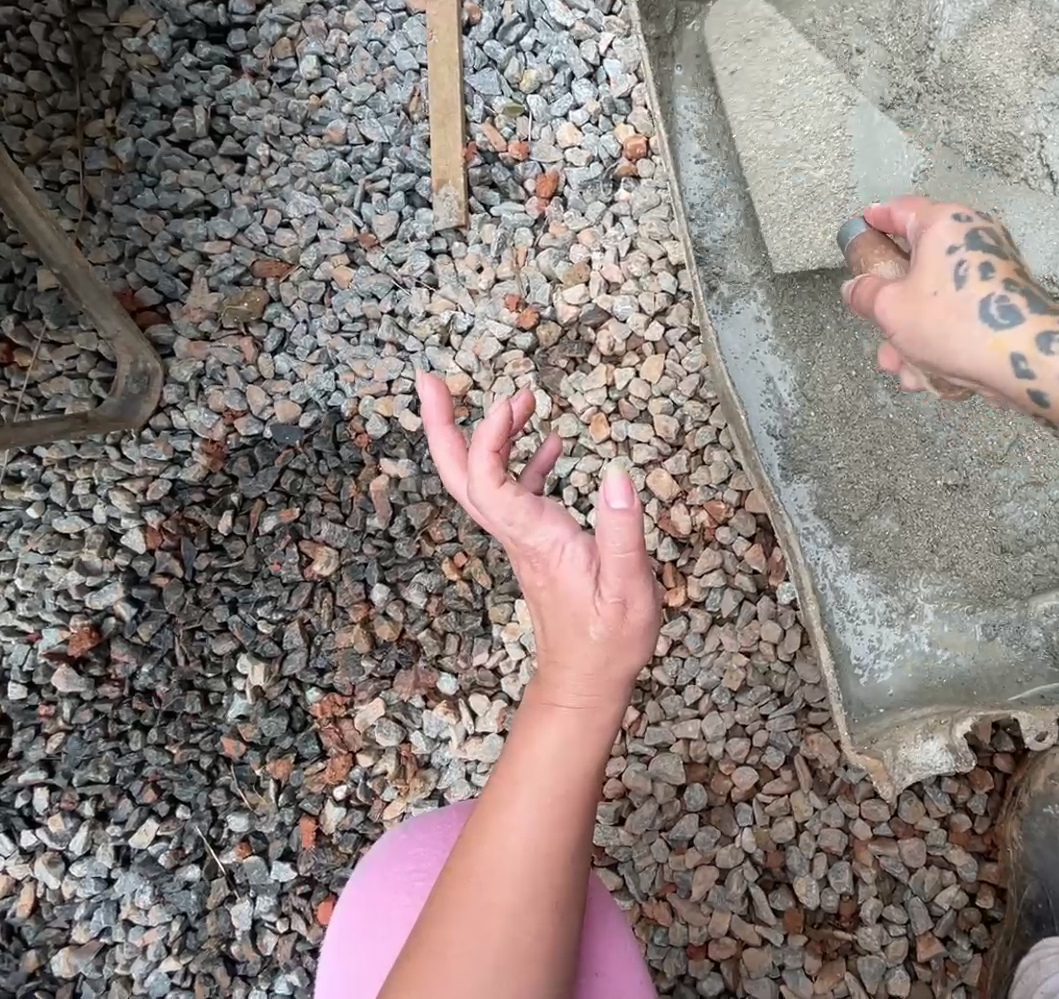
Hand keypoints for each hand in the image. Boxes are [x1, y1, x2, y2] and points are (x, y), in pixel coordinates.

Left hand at [418, 372, 663, 713]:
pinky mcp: (535, 542)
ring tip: (518, 397)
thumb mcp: (630, 588)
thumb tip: (617, 472)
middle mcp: (518, 534)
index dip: (489, 437)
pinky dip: (524, 460)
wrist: (587, 678)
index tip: (513, 401)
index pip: (489, 481)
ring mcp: (522, 538)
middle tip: (429, 381)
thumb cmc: (610, 640)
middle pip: (462, 476)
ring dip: (486, 434)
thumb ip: (624, 531)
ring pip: (484, 480)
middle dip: (442, 427)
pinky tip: (550, 443)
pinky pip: (516, 492)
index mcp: (537, 540)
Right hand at [840, 197, 1058, 403]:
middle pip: (916, 263)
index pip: (901, 209)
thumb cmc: (954, 322)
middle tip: (872, 320)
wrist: (1021, 360)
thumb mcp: (889, 309)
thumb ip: (864, 294)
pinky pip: (958, 317)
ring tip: (897, 367)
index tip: (860, 227)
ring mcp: (991, 272)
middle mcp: (972, 239)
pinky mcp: (1002, 303)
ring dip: (909, 334)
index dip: (875, 219)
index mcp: (944, 224)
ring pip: (935, 299)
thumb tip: (855, 288)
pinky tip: (925, 375)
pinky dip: (938, 341)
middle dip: (889, 303)